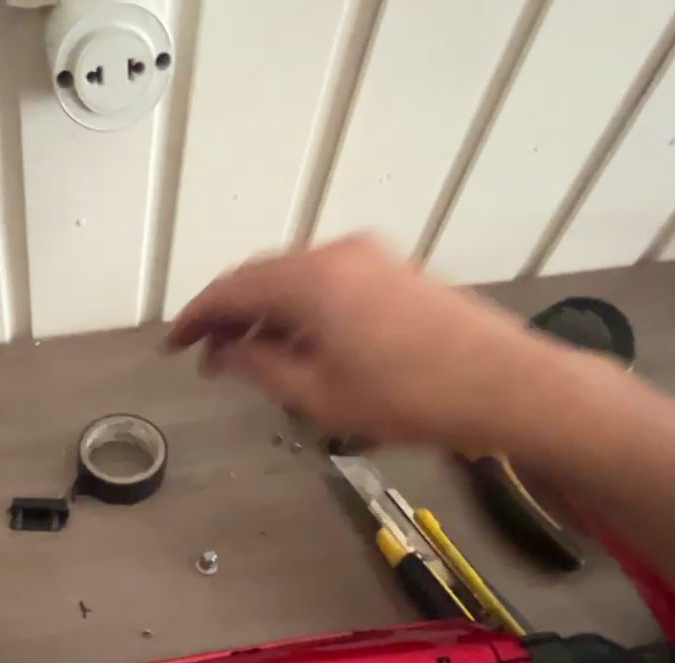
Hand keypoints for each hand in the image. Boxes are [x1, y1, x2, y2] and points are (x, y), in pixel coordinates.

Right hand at [166, 235, 592, 448]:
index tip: (171, 346)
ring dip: (262, 314)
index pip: (230, 290)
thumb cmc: (402, 397)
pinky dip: (296, 309)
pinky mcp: (392, 270)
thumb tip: (221, 352)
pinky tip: (294, 343)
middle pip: (260, 277)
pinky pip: (324, 282)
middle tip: (206, 358)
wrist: (503, 384)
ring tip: (246, 357)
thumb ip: (257, 365)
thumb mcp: (315, 394)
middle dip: (227, 316)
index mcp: (309, 280)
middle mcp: (335, 254)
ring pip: (292, 279)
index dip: (194, 318)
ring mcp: (369, 257)